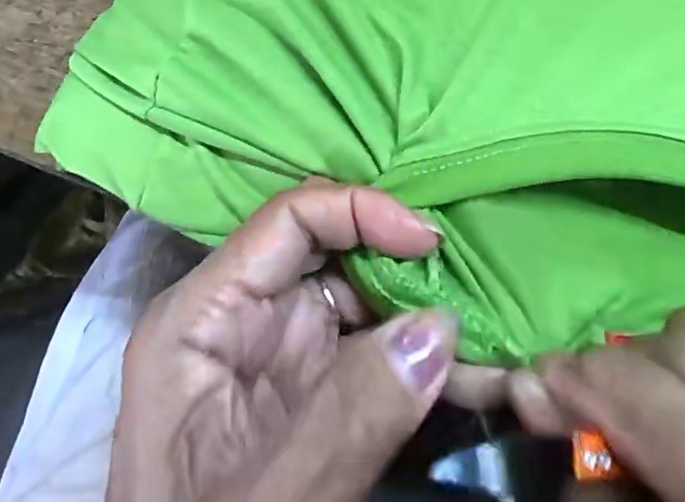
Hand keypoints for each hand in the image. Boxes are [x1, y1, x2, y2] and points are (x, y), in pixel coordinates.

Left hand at [108, 184, 456, 501]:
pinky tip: (460, 369)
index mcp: (205, 314)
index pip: (289, 219)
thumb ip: (351, 413)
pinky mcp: (305, 385)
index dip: (361, 211)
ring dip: (417, 308)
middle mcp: (241, 314)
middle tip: (467, 285)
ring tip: (479, 334)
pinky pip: (367, 342)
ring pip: (356, 292)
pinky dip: (413, 350)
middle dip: (400, 259)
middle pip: (328, 248)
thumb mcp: (269, 494)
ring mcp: (275, 349)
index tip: (429, 242)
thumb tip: (441, 326)